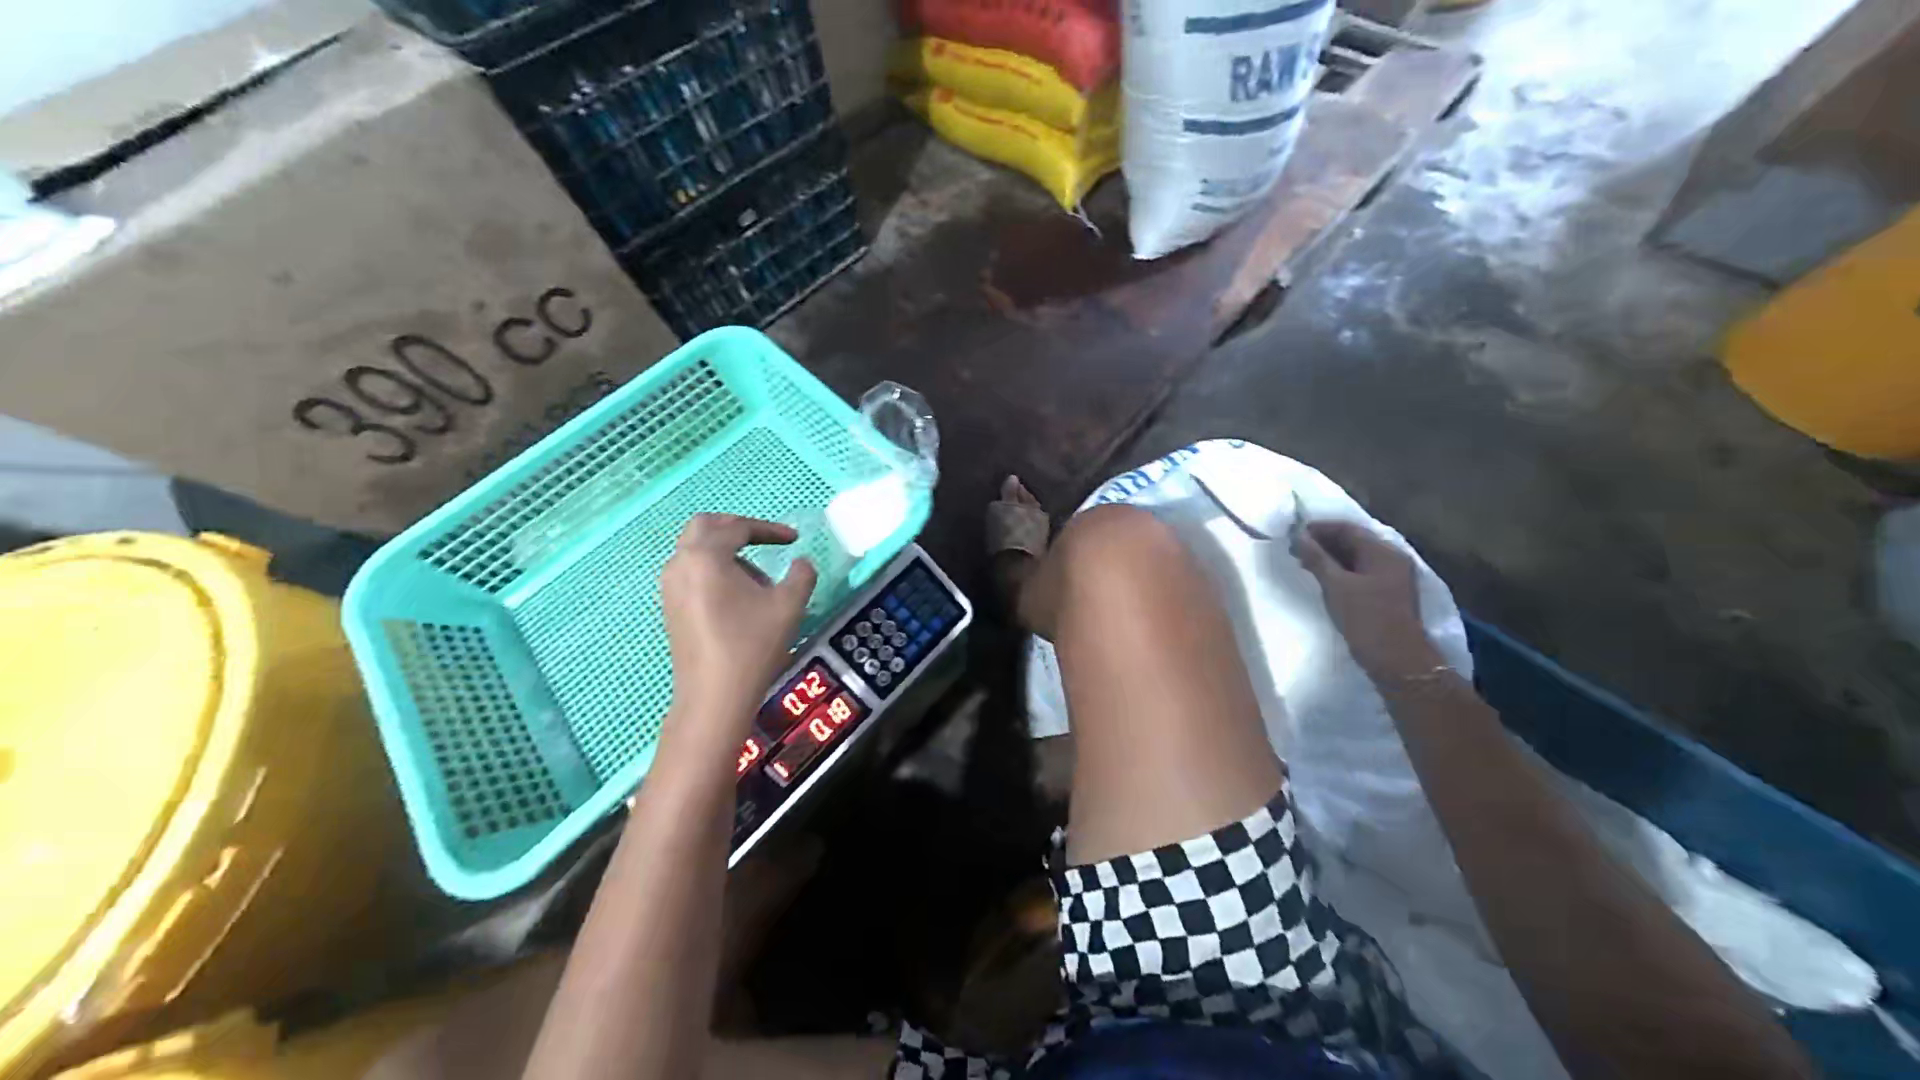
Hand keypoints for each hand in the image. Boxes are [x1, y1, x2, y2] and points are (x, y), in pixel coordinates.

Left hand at [661, 514, 817, 732]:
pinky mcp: (670, 608)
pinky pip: (692, 573)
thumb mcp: (789, 605)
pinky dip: (716, 572)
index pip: (737, 527)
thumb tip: (800, 563)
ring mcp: (670, 588)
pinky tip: (740, 599)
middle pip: (706, 528)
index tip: (794, 539)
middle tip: (766, 540)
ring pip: (697, 552)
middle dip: (738, 529)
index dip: (769, 529)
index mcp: (705, 556)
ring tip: (760, 580)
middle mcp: (680, 564)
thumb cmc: (752, 645)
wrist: (714, 697)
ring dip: (728, 553)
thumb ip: (801, 574)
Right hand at [1293, 520, 1443, 681]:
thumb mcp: (1337, 586)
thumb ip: (1317, 559)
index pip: (1348, 529)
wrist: (1398, 661)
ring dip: (1330, 557)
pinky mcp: (1386, 594)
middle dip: (1323, 542)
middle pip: (1354, 541)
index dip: (1319, 528)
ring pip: (1356, 558)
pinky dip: (1340, 571)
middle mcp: (1392, 560)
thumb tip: (1298, 536)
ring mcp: (1391, 578)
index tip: (1292, 534)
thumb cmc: (1367, 619)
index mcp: (1384, 552)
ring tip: (1304, 563)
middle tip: (1295, 549)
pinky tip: (1322, 578)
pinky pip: (1360, 572)